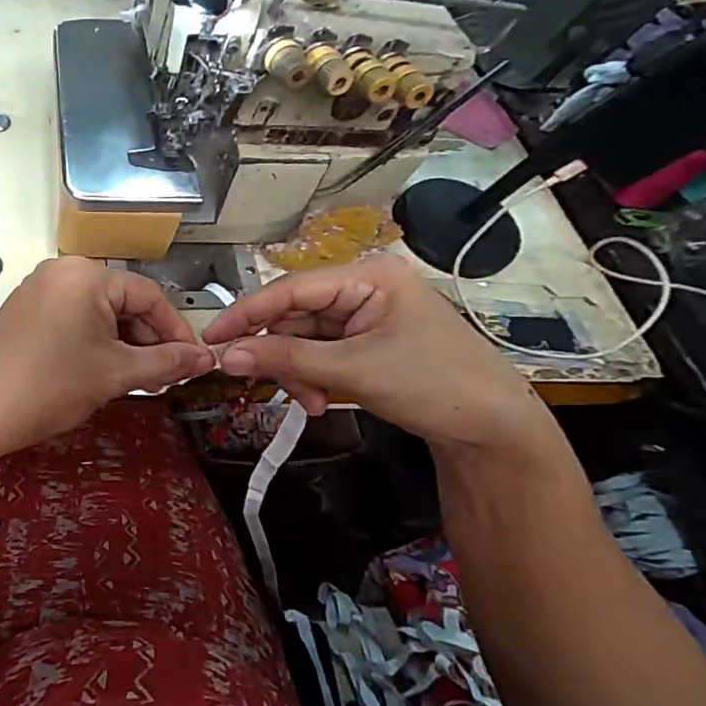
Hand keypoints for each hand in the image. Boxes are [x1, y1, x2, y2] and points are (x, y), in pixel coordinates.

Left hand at [0, 257, 213, 481]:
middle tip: (163, 378)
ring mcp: (38, 290)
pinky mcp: (24, 312)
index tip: (192, 362)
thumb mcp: (115, 375)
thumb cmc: (48, 387)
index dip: (176, 331)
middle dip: (148, 341)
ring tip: (135, 381)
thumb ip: (167, 363)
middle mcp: (60, 272)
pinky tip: (101, 373)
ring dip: (122, 346)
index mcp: (86, 275)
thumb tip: (205, 359)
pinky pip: (73, 320)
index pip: (150, 295)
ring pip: (98, 314)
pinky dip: (94, 344)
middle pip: (123, 302)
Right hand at [201, 254, 554, 449]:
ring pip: (302, 339)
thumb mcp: (354, 371)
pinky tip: (319, 400)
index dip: (246, 314)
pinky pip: (319, 354)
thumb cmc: (436, 385)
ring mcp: (365, 316)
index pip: (290, 288)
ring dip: (296, 373)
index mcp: (368, 276)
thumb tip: (226, 355)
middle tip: (271, 389)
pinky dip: (311, 378)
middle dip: (280, 356)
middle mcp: (363, 288)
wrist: (494, 429)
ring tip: (310, 403)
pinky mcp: (365, 341)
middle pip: (294, 316)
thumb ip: (286, 360)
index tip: (211, 337)